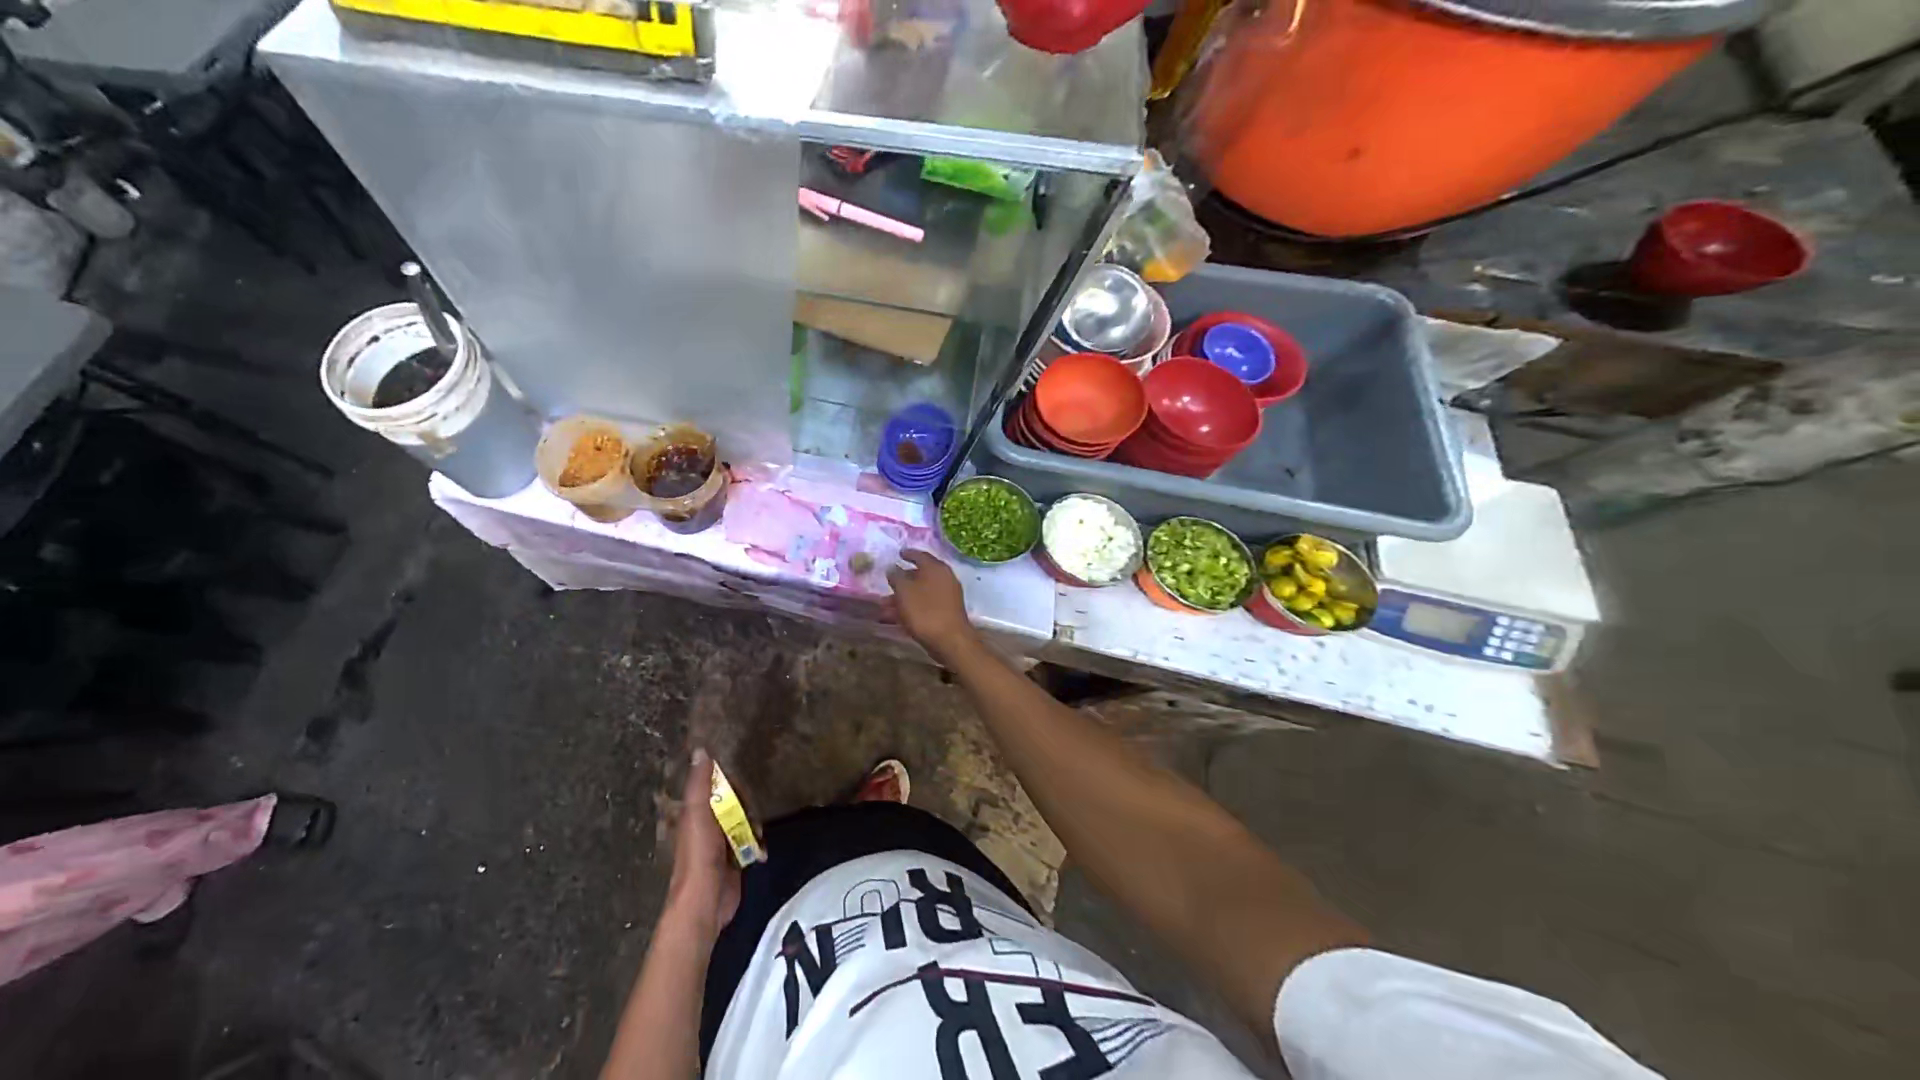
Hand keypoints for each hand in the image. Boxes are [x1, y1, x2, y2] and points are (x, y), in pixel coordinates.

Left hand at [664, 748, 740, 936]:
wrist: (706, 900)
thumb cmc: (698, 855)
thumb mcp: (697, 814)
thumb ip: (700, 784)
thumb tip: (701, 750)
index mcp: (695, 813)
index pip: (717, 786)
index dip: (731, 783)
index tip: (742, 786)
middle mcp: (708, 825)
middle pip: (735, 804)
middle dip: (747, 807)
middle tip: (750, 816)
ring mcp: (722, 844)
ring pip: (745, 822)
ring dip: (754, 827)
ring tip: (756, 836)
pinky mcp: (736, 860)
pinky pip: (751, 843)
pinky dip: (757, 846)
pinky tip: (759, 853)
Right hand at [886, 549, 978, 662]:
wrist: (950, 640)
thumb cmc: (924, 611)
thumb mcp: (904, 591)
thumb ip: (896, 577)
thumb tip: (892, 567)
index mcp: (936, 568)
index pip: (920, 555)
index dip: (908, 554)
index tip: (898, 553)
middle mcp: (944, 578)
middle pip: (920, 575)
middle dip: (901, 581)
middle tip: (886, 585)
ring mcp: (947, 596)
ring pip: (920, 593)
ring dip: (902, 598)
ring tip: (883, 608)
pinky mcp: (946, 613)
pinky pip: (924, 606)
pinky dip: (910, 609)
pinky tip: (895, 619)